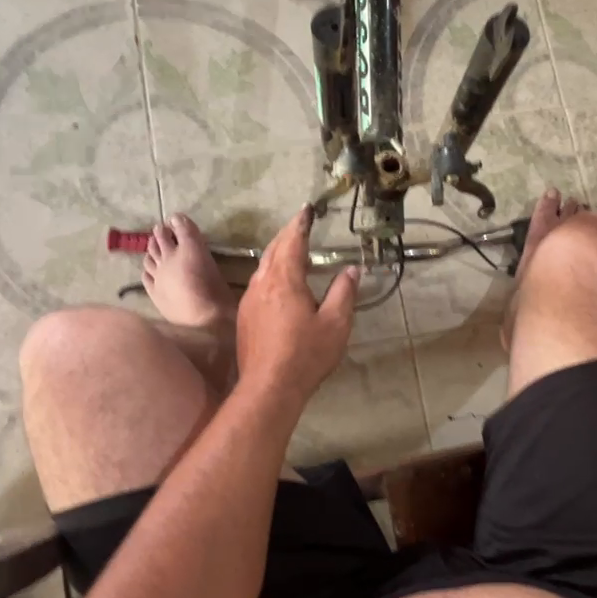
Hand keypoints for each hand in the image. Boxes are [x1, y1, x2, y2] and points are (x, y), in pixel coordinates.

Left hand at [235, 207, 359, 411]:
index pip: (292, 242)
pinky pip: (258, 284)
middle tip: (300, 224)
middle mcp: (262, 284)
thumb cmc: (306, 354)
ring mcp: (249, 301)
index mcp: (285, 280)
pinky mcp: (245, 317)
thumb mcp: (336, 324)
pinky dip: (271, 272)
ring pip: (263, 267)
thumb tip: (351, 270)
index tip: (307, 209)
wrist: (268, 387)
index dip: (300, 223)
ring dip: (277, 253)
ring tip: (291, 249)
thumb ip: (344, 292)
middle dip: (287, 234)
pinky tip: (279, 283)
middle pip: (273, 250)